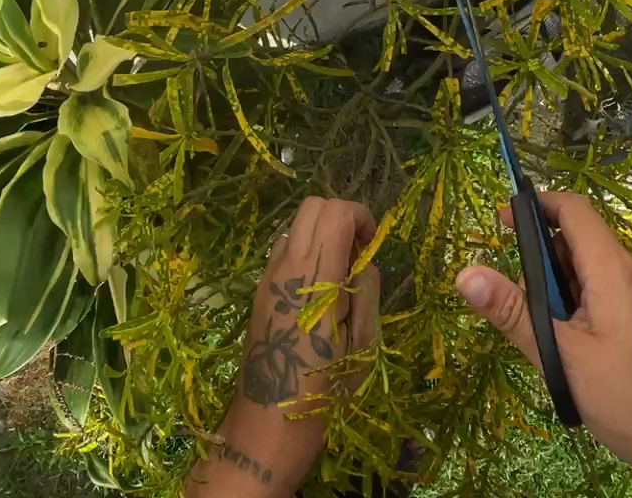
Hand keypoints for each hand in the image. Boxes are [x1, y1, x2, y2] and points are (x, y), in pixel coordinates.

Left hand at [186, 197, 380, 496]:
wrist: (266, 427)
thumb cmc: (324, 392)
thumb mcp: (362, 346)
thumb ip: (366, 292)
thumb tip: (364, 262)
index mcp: (315, 278)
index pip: (336, 212)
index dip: (361, 216)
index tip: (373, 244)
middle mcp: (286, 266)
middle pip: (313, 205)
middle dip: (342, 217)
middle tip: (358, 254)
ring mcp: (267, 275)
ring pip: (297, 224)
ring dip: (322, 233)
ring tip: (339, 274)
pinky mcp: (259, 289)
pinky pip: (284, 248)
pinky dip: (306, 250)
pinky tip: (317, 290)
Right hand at [456, 191, 631, 497]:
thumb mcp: (566, 360)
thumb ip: (514, 314)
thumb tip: (465, 274)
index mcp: (615, 269)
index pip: (574, 208)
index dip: (536, 204)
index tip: (503, 223)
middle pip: (583, 243)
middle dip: (546, 263)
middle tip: (526, 307)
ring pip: (600, 273)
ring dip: (568, 291)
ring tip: (557, 342)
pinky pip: (619, 295)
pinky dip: (591, 307)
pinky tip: (589, 355)